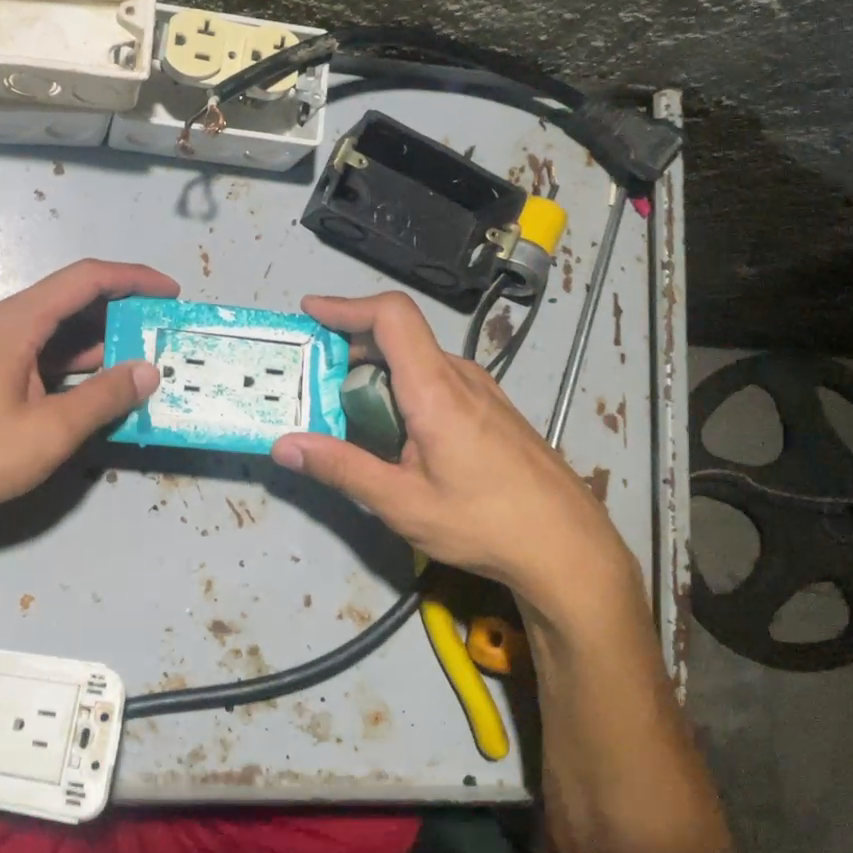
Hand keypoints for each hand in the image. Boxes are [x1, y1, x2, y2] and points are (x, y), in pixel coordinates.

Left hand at [0, 259, 175, 529]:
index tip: (170, 293)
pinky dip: (70, 358)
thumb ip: (103, 398)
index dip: (132, 279)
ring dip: (96, 336)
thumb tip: (148, 371)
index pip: (84, 279)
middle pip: (68, 297)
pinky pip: (35, 349)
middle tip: (159, 328)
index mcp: (15, 323)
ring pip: (52, 325)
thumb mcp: (49, 432)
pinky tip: (96, 380)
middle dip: (119, 307)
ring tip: (139, 354)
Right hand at [270, 292, 639, 621]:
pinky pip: (434, 382)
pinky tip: (389, 435)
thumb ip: (341, 468)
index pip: (392, 316)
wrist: (568, 546)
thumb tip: (284, 446)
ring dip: (374, 374)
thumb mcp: (402, 503)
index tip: (310, 312)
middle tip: (310, 381)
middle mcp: (459, 377)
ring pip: (416, 362)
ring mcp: (480, 392)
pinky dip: (400, 391)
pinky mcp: (489, 410)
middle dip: (348, 349)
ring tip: (341, 414)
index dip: (347, 306)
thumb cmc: (485, 523)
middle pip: (398, 338)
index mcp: (435, 390)